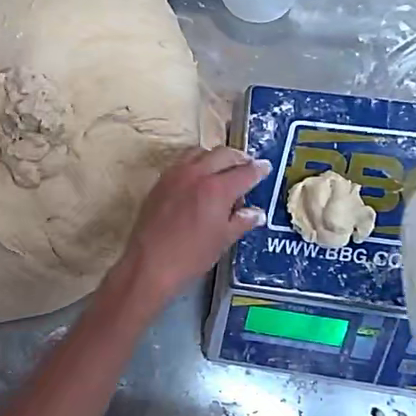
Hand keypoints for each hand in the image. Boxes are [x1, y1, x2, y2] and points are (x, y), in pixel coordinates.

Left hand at [113, 146, 268, 304]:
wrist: (150, 263)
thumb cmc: (191, 256)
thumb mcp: (223, 240)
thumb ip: (242, 221)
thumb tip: (257, 213)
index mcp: (218, 189)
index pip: (245, 172)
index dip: (259, 169)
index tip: (266, 167)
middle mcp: (197, 174)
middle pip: (224, 154)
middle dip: (239, 158)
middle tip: (248, 166)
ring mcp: (176, 174)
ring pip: (201, 152)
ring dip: (216, 156)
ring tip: (223, 169)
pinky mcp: (161, 180)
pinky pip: (183, 161)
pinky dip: (196, 161)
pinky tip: (199, 177)